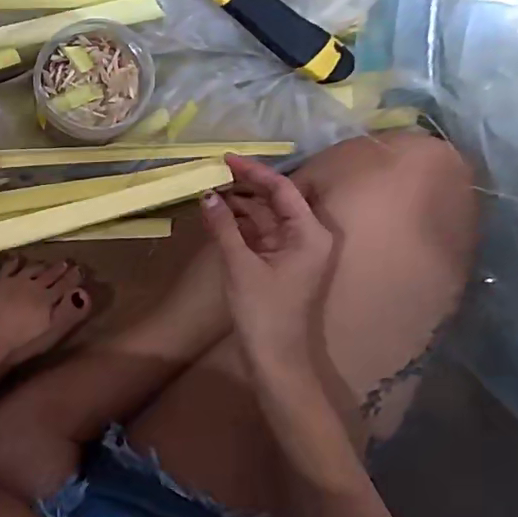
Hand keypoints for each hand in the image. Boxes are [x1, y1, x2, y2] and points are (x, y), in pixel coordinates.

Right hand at [199, 154, 333, 372]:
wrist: (275, 358)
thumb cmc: (264, 311)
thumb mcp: (240, 265)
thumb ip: (223, 227)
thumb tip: (207, 195)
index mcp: (309, 234)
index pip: (282, 190)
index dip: (254, 172)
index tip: (226, 158)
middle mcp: (307, 237)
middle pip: (276, 200)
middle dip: (244, 187)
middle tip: (212, 172)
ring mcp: (293, 251)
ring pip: (265, 217)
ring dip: (239, 205)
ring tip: (209, 190)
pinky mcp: (279, 263)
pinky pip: (259, 233)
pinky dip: (239, 223)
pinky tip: (216, 215)